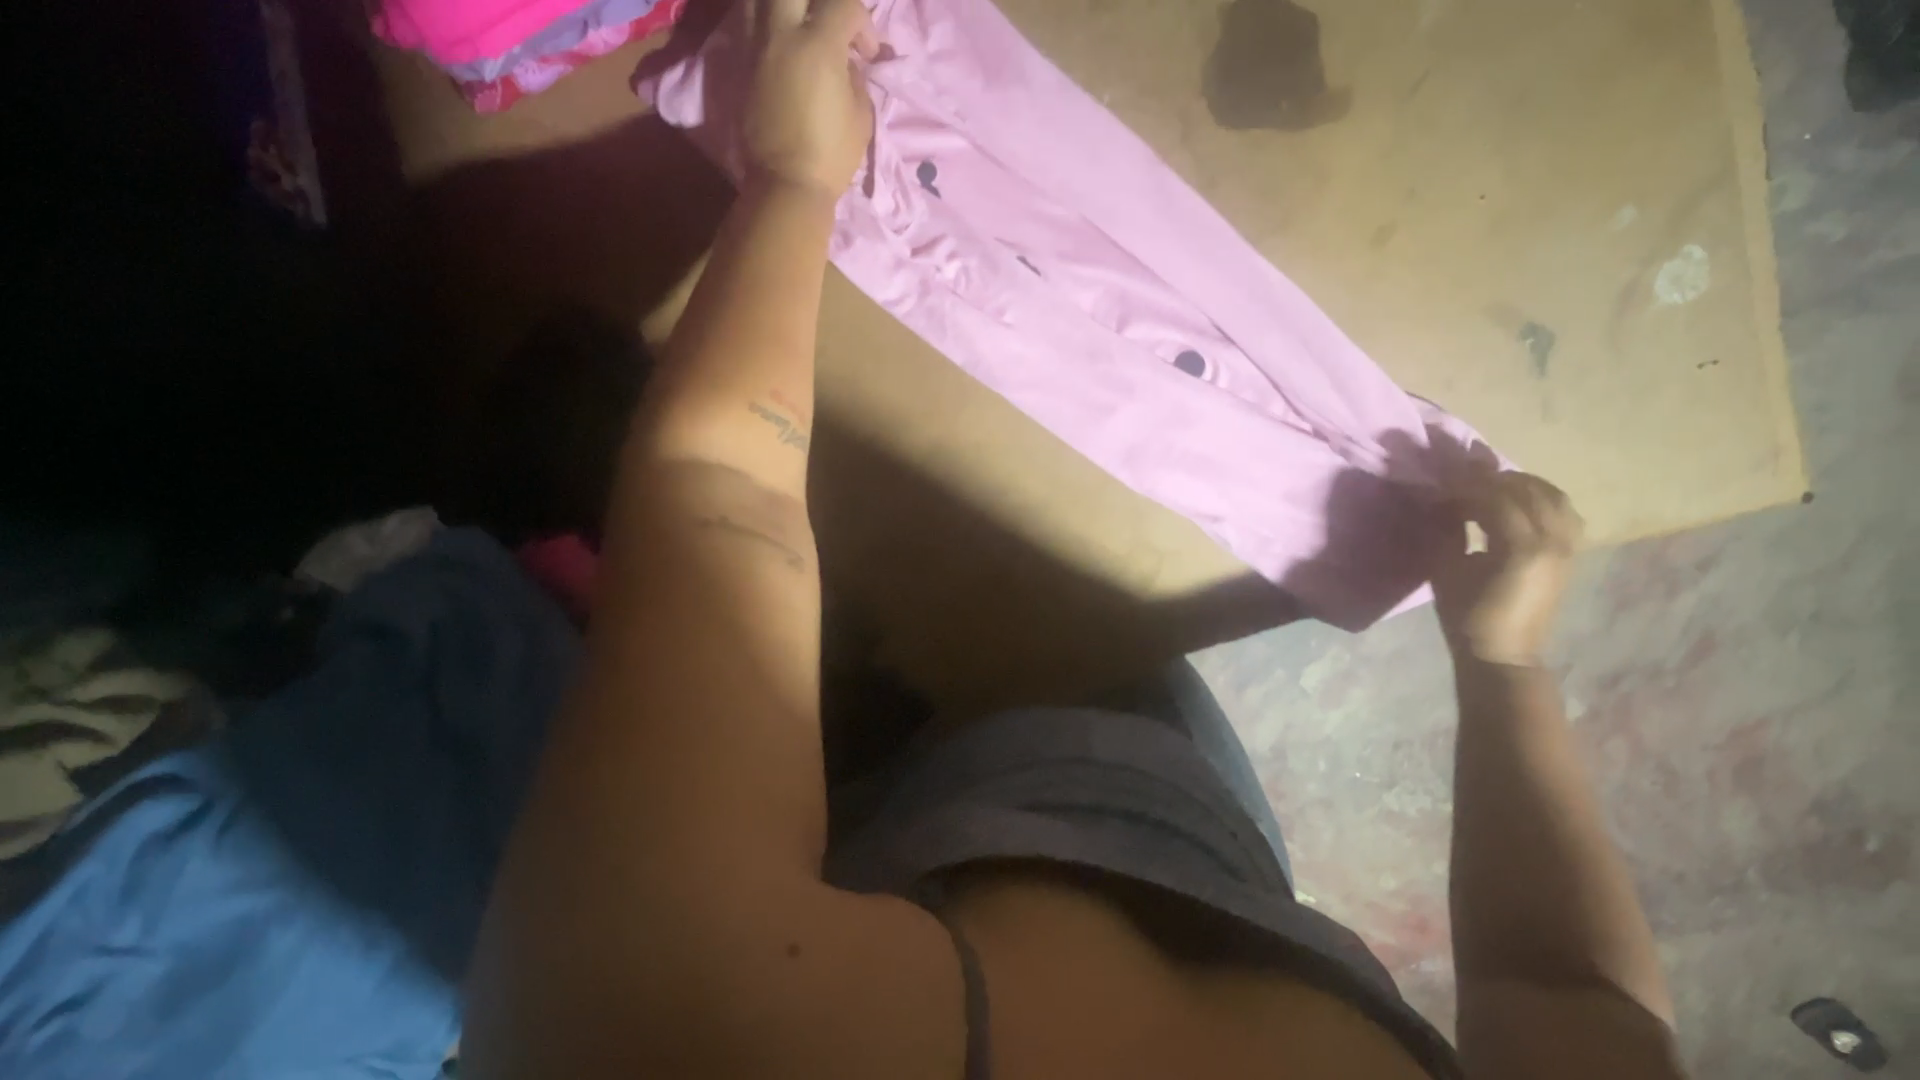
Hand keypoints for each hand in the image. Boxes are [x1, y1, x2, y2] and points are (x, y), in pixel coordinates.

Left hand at [744, 0, 880, 196]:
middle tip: (831, 23)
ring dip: (785, 5)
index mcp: (817, 46)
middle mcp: (781, 36)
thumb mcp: (861, 114)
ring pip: (759, 0)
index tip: (868, 54)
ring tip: (800, 25)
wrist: (786, 184)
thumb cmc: (832, 155)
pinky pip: (749, 24)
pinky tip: (782, 41)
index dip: (863, 24)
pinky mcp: (742, 67)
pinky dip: (766, 21)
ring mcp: (757, 49)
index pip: (843, 5)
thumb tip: (845, 63)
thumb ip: (854, 76)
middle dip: (821, 2)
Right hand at [1432, 470, 1583, 666]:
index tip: (1443, 486)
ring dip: (1522, 485)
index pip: (1496, 497)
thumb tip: (1445, 501)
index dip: (1467, 487)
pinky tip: (1519, 505)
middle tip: (1463, 482)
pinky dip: (1542, 499)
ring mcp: (1568, 546)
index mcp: (1521, 547)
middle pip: (1528, 490)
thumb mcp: (1447, 570)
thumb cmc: (1468, 615)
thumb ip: (1450, 529)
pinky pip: (1564, 511)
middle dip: (1494, 480)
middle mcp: (1553, 540)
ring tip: (1492, 488)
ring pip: (1553, 496)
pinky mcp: (1571, 552)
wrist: (1505, 652)